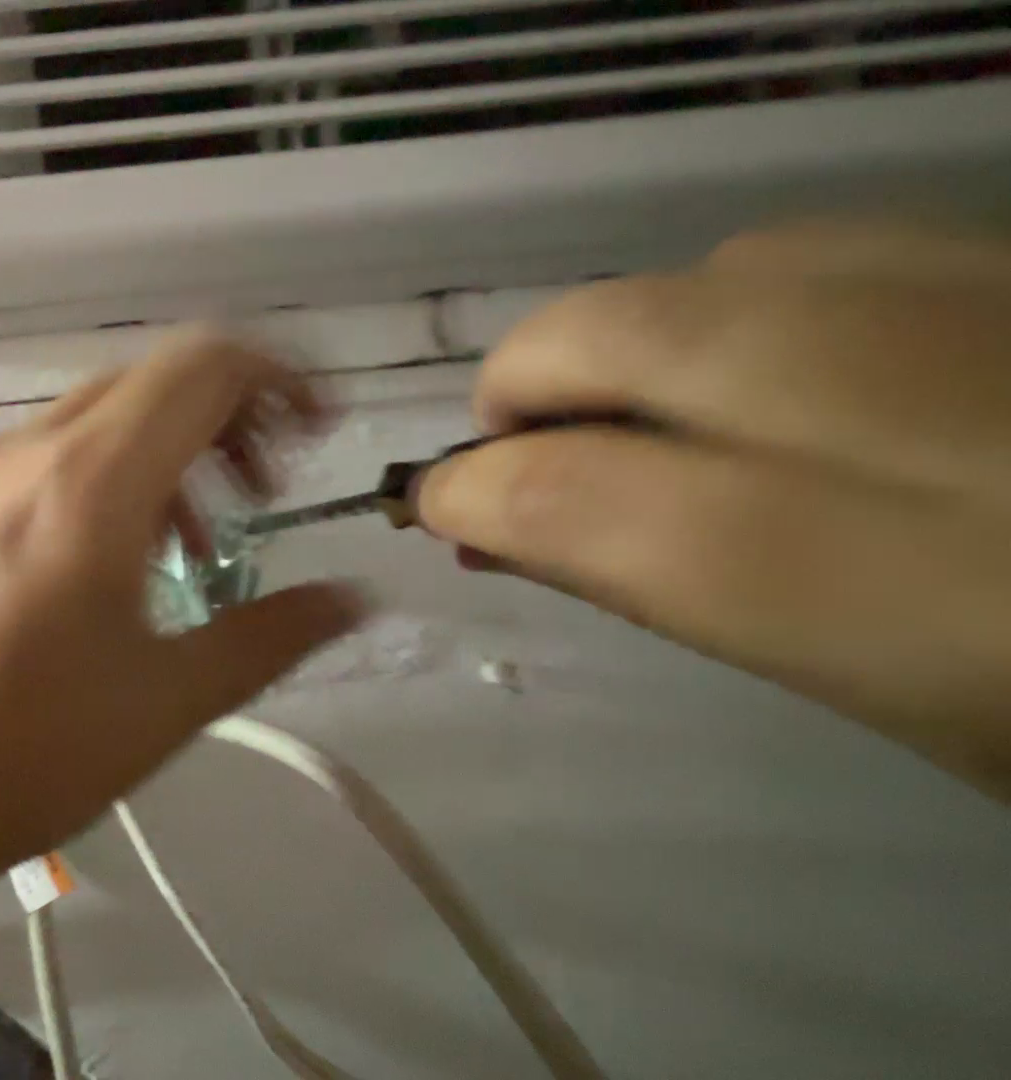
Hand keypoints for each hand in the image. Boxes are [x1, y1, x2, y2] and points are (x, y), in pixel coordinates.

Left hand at [0, 332, 367, 882]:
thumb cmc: (20, 758)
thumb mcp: (166, 702)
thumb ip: (272, 635)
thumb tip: (352, 599)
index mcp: (85, 482)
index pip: (199, 366)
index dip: (274, 379)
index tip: (315, 432)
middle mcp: (19, 455)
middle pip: (146, 383)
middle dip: (223, 420)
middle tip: (259, 495)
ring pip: (89, 422)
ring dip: (160, 456)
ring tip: (187, 547)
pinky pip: (36, 463)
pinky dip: (98, 482)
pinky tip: (103, 567)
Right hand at [417, 221, 1010, 797]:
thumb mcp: (880, 693)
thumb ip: (668, 583)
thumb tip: (498, 522)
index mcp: (917, 584)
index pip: (593, 497)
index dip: (475, 491)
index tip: (434, 508)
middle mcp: (959, 411)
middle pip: (633, 333)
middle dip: (524, 384)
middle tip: (515, 451)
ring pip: (725, 269)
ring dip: (630, 346)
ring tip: (648, 419)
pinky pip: (832, 247)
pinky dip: (741, 307)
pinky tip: (775, 373)